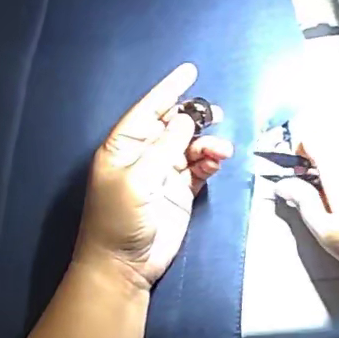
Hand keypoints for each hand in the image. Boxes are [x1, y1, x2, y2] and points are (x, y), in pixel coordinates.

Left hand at [75, 63, 233, 289]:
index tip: (189, 71)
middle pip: (173, 125)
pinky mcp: (180, 191)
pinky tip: (217, 160)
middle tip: (215, 114)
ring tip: (220, 149)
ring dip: (206, 143)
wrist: (124, 266)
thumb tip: (185, 119)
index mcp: (123, 147)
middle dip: (194, 116)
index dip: (168, 90)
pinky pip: (199, 167)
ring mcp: (163, 174)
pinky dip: (209, 161)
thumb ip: (163, 149)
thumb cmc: (118, 221)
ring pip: (190, 146)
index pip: (148, 110)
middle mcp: (144, 155)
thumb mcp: (136, 181)